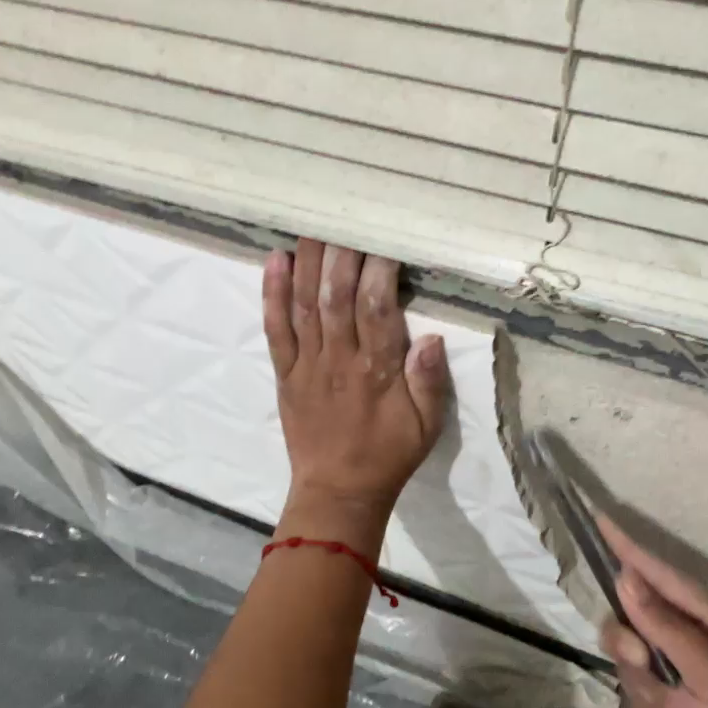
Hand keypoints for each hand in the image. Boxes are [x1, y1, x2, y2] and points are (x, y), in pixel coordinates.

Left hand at [262, 239, 451, 552]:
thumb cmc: (389, 454)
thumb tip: (434, 338)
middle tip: (348, 215)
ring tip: (313, 222)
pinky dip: (273, 294)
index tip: (385, 238)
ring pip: (305, 304)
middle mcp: (339, 360)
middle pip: (337, 296)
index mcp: (377, 371)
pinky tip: (275, 260)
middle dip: (342, 252)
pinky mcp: (285, 373)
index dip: (379, 268)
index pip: (377, 307)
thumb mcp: (427, 426)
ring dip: (309, 261)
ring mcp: (307, 365)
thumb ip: (429, 383)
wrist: (338, 491)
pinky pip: (275, 329)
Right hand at [600, 519, 707, 707]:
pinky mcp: (664, 706)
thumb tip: (625, 577)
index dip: (631, 551)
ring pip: (629, 655)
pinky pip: (634, 690)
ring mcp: (677, 675)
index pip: (664, 577)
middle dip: (632, 641)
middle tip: (643, 663)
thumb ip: (665, 626)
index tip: (600, 522)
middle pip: (636, 616)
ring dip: (644, 686)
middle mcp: (694, 642)